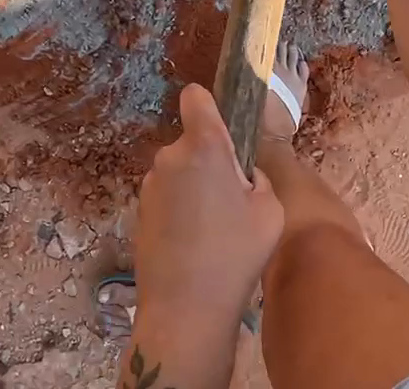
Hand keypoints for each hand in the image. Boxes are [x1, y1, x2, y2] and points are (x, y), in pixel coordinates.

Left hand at [132, 85, 283, 340]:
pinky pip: (167, 196)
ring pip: (180, 170)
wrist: (185, 312)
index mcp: (203, 146)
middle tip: (230, 199)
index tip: (224, 131)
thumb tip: (241, 175)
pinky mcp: (138, 211)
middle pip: (192, 141)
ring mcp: (150, 185)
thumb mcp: (270, 210)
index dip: (209, 106)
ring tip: (212, 229)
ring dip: (194, 186)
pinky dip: (179, 209)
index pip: (196, 97)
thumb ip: (256, 178)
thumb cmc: (235, 255)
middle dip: (210, 159)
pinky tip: (193, 244)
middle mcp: (170, 156)